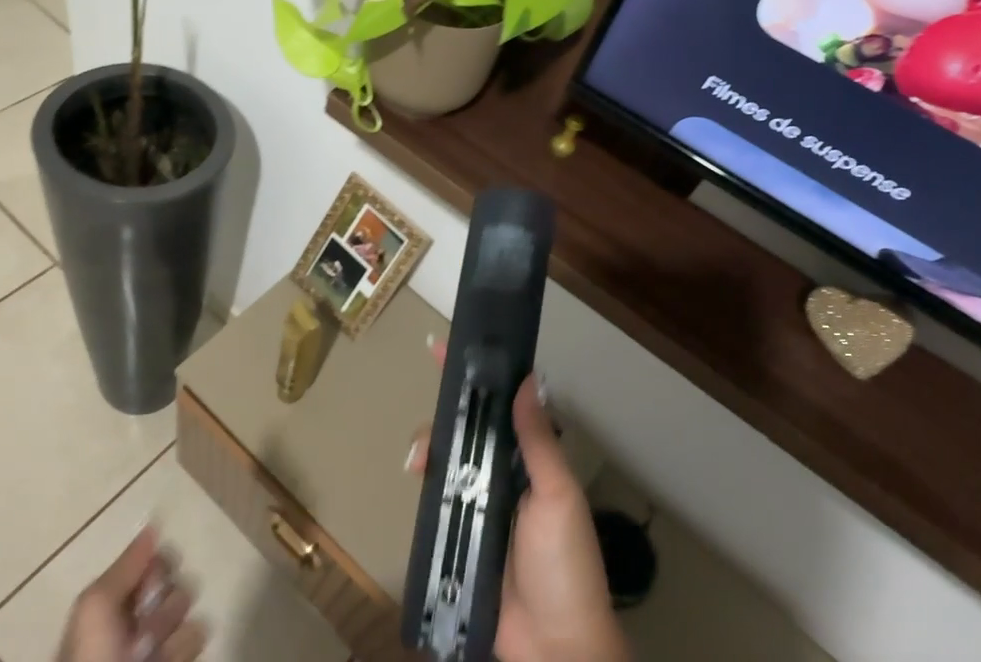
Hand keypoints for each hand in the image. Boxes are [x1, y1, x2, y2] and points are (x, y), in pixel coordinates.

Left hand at [57, 526, 206, 661]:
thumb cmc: (92, 656)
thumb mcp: (95, 606)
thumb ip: (125, 566)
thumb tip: (153, 526)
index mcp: (119, 601)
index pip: (157, 562)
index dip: (157, 567)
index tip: (149, 579)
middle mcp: (145, 619)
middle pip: (180, 585)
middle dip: (165, 605)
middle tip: (144, 627)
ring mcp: (165, 646)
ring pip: (192, 616)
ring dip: (172, 634)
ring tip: (151, 654)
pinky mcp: (184, 660)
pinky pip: (200, 638)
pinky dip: (181, 652)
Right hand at [409, 342, 629, 661]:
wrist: (553, 645)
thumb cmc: (564, 564)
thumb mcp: (557, 496)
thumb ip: (539, 441)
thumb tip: (528, 378)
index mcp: (533, 465)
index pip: (502, 410)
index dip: (477, 379)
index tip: (445, 349)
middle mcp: (505, 479)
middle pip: (467, 432)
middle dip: (444, 417)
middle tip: (430, 421)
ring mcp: (480, 507)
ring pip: (447, 461)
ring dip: (430, 449)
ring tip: (418, 459)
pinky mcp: (458, 536)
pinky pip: (437, 499)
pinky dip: (425, 483)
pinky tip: (415, 478)